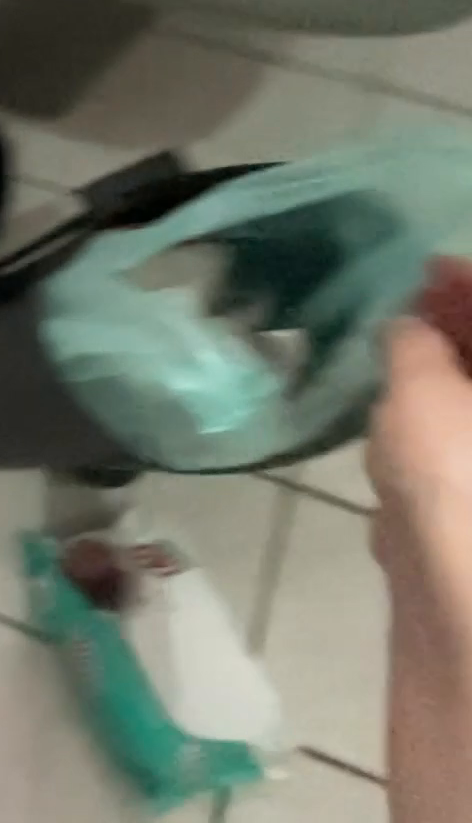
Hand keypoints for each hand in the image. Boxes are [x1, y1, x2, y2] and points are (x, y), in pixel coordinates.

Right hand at [370, 259, 471, 615]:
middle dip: (459, 322)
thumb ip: (414, 348)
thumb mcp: (428, 397)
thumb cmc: (460, 481)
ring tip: (393, 341)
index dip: (471, 284)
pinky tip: (395, 397)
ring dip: (444, 363)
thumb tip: (406, 323)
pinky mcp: (471, 487)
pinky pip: (461, 429)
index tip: (425, 263)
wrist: (462, 593)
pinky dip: (436, 405)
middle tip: (404, 297)